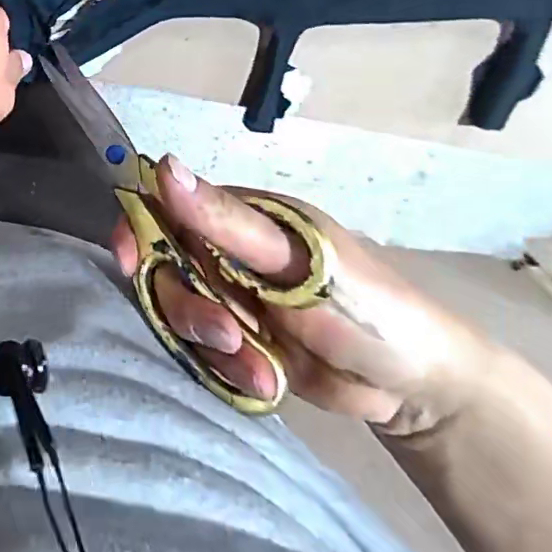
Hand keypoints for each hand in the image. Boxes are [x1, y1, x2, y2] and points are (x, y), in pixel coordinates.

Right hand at [111, 156, 498, 435]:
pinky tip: (267, 380)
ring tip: (263, 367)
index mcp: (236, 215)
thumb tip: (163, 164)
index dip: (138, 231)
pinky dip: (228, 368)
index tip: (133, 264)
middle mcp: (221, 250)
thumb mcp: (296, 260)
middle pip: (164, 269)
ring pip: (180, 313)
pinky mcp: (234, 338)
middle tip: (227, 332)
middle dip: (188, 306)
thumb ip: (225, 219)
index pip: (163, 207)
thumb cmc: (368, 304)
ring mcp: (226, 296)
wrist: (418, 386)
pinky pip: (201, 349)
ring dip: (214, 344)